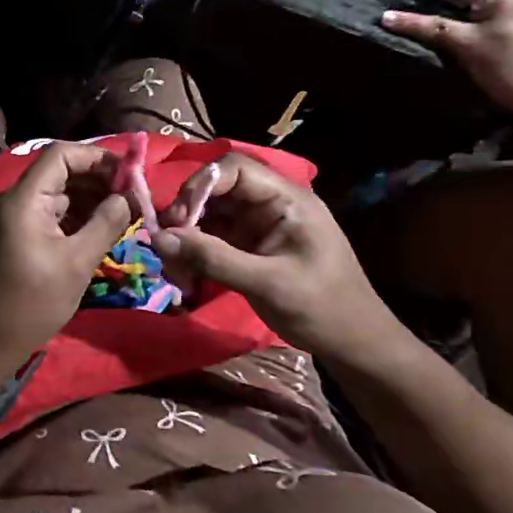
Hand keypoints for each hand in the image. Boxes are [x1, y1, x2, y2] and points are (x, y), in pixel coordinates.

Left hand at [0, 143, 130, 385]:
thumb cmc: (34, 302)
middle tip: (132, 195)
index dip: (97, 157)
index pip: (60, 155)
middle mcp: (12, 199)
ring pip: (55, 191)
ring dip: (88, 196)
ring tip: (122, 210)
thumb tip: (128, 196)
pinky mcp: (13, 232)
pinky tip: (100, 223)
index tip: (129, 173)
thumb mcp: (78, 262)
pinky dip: (74, 213)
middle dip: (97, 178)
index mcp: (22, 200)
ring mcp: (10, 216)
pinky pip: (47, 210)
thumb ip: (105, 223)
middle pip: (58, 171)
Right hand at [154, 153, 402, 359]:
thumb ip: (212, 258)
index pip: (233, 169)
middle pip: (215, 190)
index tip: (177, 220)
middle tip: (167, 247)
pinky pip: (212, 237)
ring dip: (186, 236)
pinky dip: (194, 252)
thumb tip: (158, 239)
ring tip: (173, 267)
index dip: (199, 186)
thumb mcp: (266, 284)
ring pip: (209, 214)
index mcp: (286, 199)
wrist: (353, 343)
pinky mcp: (249, 246)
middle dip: (187, 214)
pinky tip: (183, 274)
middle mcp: (269, 204)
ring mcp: (258, 225)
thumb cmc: (321, 308)